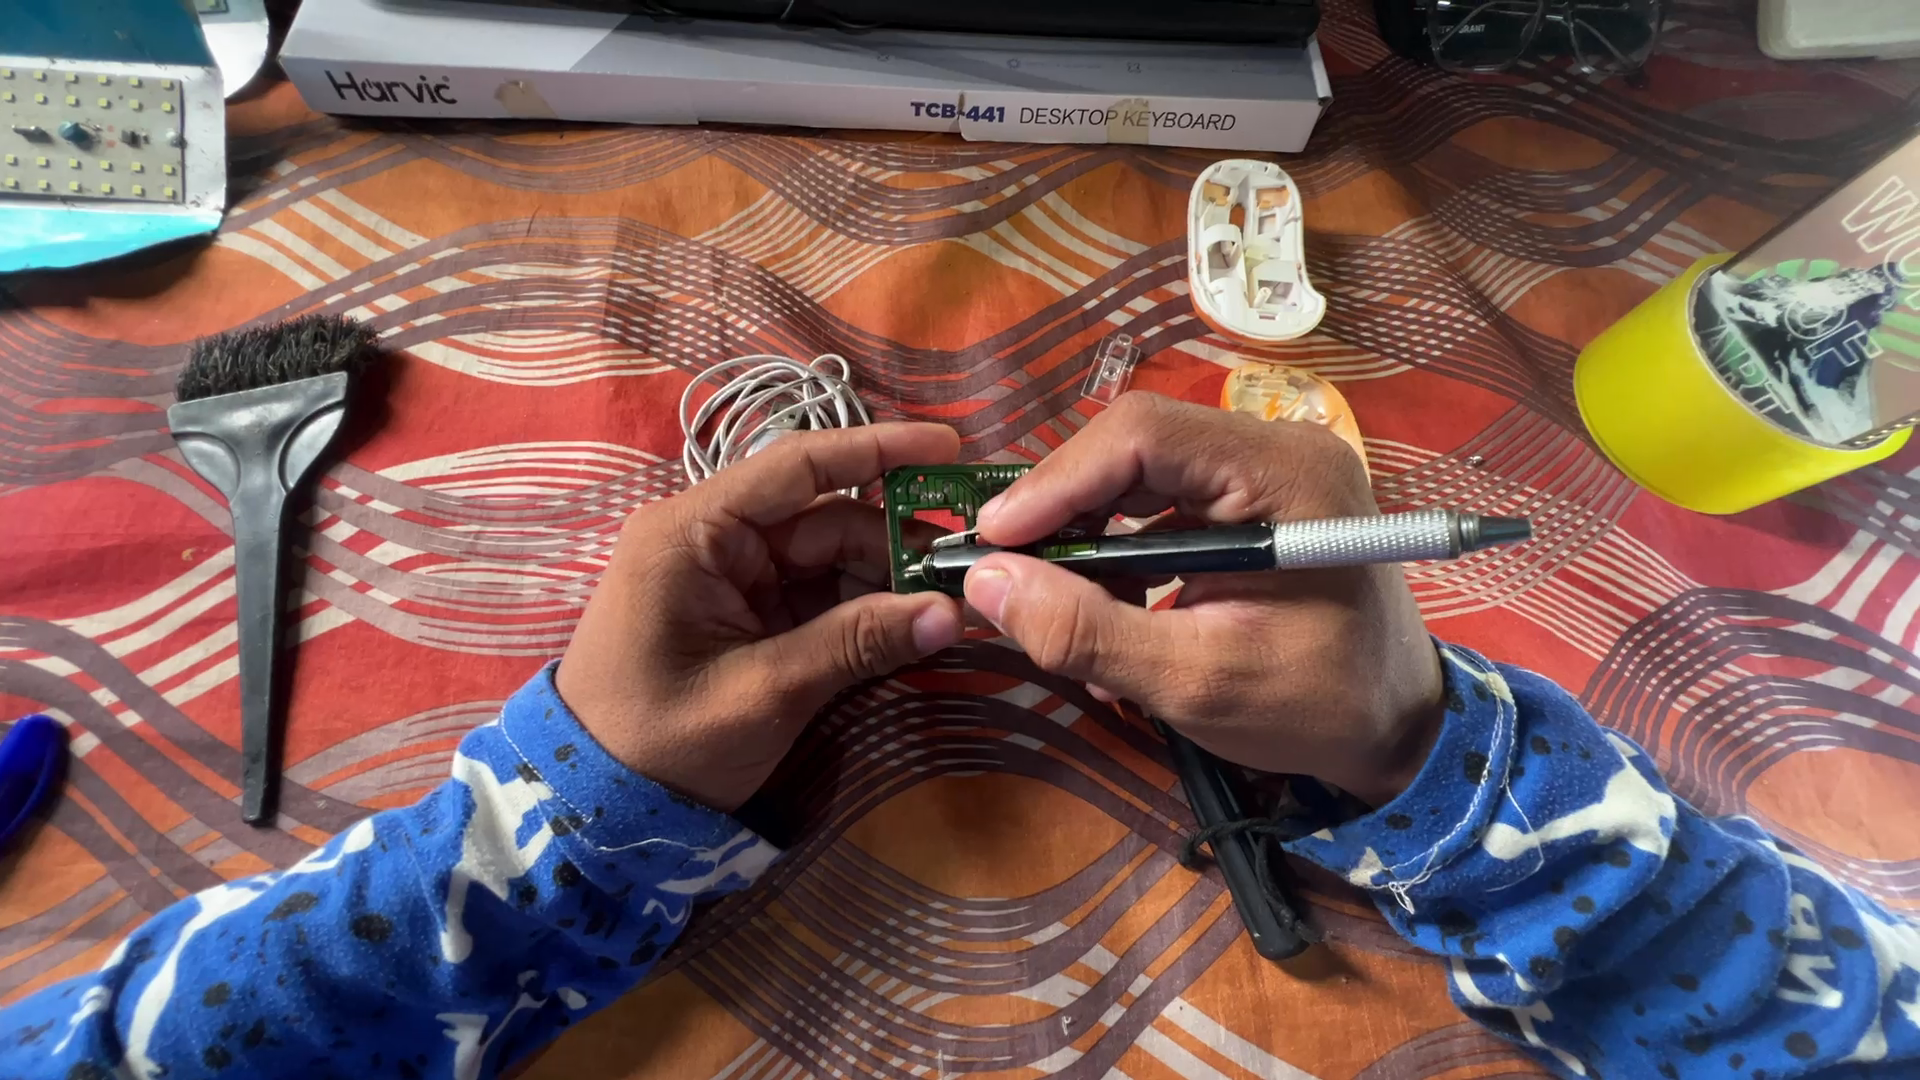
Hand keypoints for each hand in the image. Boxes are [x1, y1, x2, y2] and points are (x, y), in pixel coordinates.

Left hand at [556, 424, 965, 810]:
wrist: (593, 809)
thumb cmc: (659, 743)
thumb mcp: (762, 693)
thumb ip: (856, 644)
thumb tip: (953, 613)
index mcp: (695, 532)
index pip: (798, 466)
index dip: (878, 450)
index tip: (950, 448)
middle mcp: (716, 538)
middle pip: (828, 518)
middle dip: (897, 541)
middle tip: (968, 568)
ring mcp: (734, 575)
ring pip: (832, 557)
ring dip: (887, 582)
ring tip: (947, 608)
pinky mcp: (749, 611)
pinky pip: (820, 594)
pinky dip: (864, 610)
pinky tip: (908, 628)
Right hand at [962, 393, 1442, 806]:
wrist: (1397, 727)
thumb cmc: (1316, 709)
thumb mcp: (1196, 682)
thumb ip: (1088, 633)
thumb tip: (987, 582)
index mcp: (1285, 474)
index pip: (1144, 434)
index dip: (1058, 479)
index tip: (994, 540)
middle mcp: (1274, 448)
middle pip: (1134, 443)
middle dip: (1061, 504)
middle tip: (1006, 565)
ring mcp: (1262, 469)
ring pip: (1135, 468)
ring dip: (1080, 525)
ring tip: (1047, 588)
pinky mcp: (1245, 498)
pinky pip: (1154, 497)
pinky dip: (1110, 542)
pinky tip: (1097, 595)